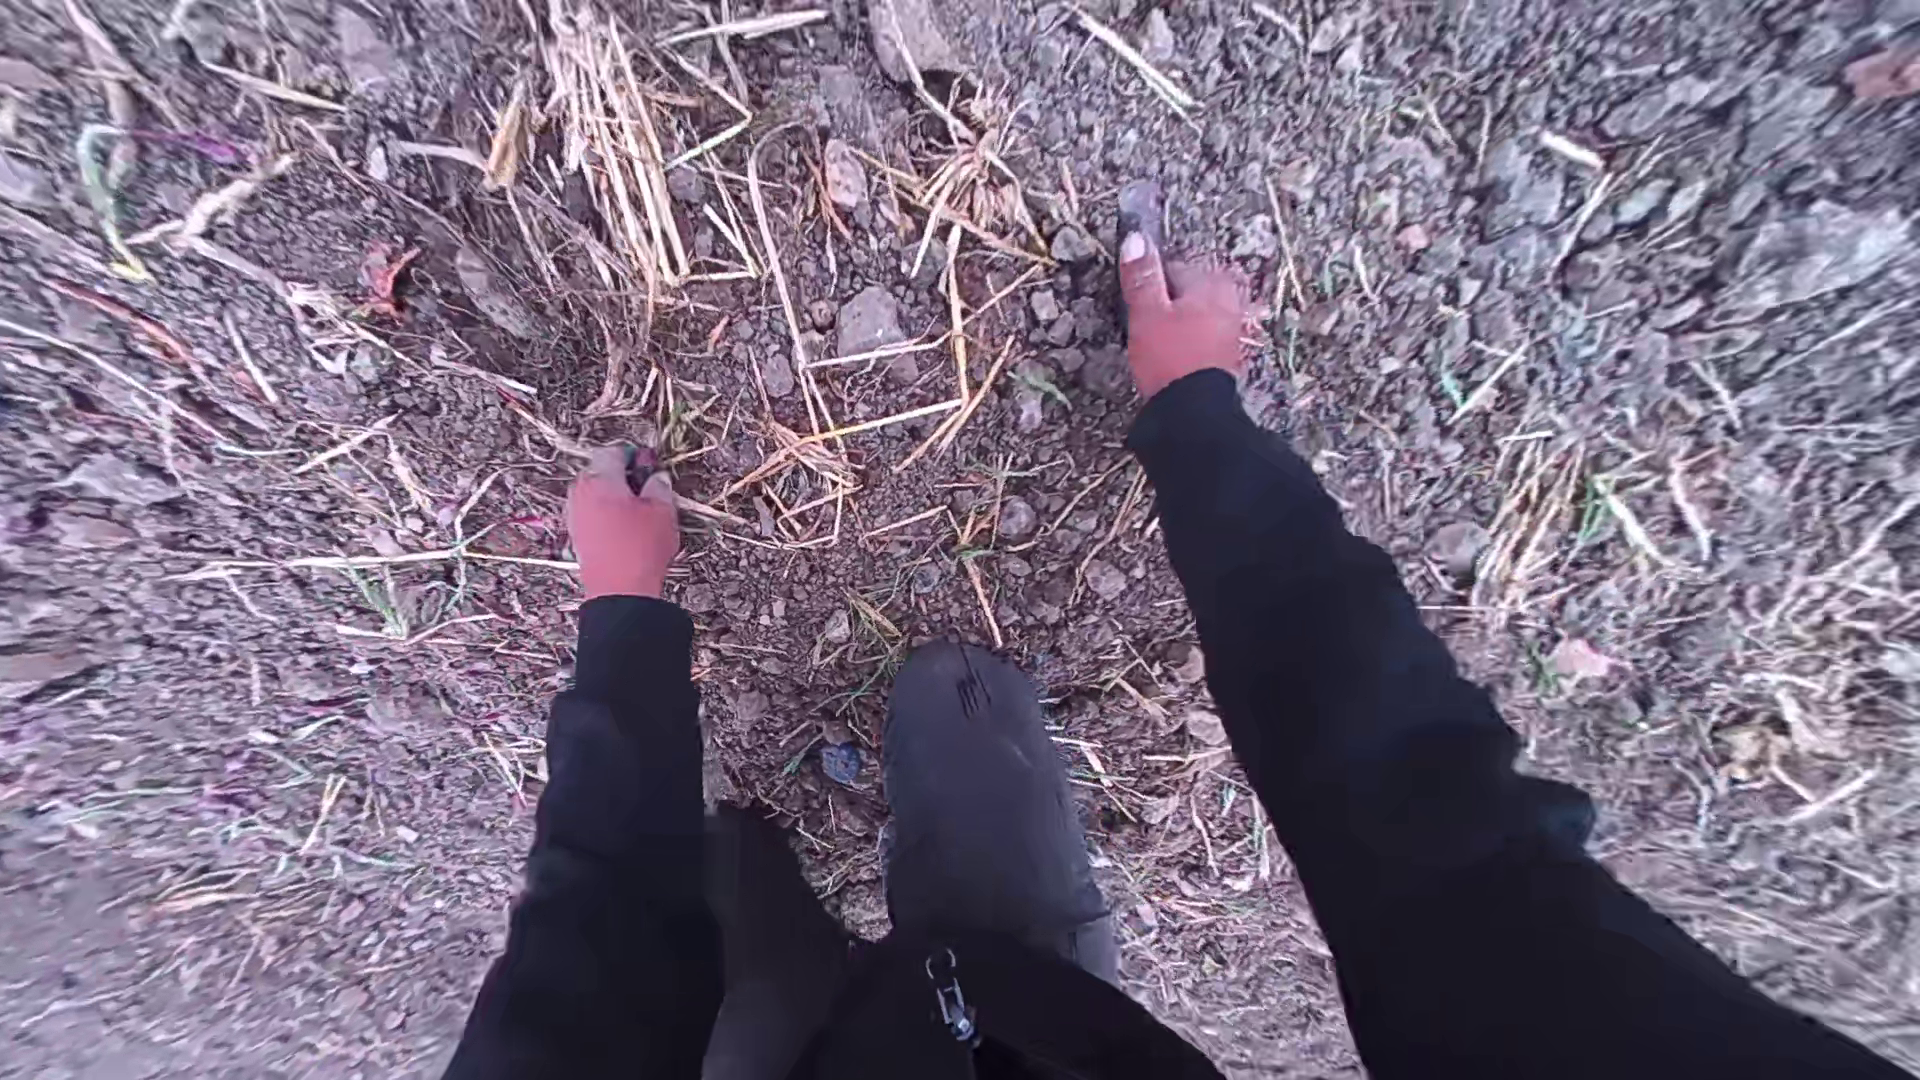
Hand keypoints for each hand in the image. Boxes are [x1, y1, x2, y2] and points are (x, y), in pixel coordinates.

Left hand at [567, 446, 677, 600]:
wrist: (621, 591)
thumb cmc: (640, 548)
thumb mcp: (663, 510)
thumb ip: (660, 486)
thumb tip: (657, 479)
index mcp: (599, 480)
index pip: (613, 452)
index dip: (635, 455)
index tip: (650, 463)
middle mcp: (580, 494)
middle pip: (602, 473)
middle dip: (626, 476)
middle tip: (651, 486)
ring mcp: (576, 516)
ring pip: (598, 495)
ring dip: (619, 497)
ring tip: (644, 510)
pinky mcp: (578, 536)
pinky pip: (595, 514)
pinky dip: (611, 515)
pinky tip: (631, 528)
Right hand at [1118, 231, 1248, 399]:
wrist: (1193, 411)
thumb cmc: (1170, 359)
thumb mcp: (1147, 314)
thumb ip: (1142, 277)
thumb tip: (1135, 239)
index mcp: (1212, 283)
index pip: (1174, 268)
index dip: (1150, 285)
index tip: (1136, 304)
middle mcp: (1229, 301)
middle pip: (1187, 292)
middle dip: (1167, 305)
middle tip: (1146, 327)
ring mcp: (1231, 331)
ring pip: (1195, 316)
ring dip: (1177, 326)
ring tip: (1157, 347)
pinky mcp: (1227, 357)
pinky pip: (1202, 339)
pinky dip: (1187, 345)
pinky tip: (1173, 360)